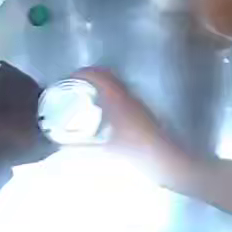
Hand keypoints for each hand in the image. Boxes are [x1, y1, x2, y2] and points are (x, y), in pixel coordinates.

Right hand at [65, 68, 198, 188]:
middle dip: (91, 76)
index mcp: (117, 99)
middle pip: (107, 76)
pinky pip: (122, 94)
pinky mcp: (142, 111)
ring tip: (86, 96)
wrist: (165, 159)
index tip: (70, 77)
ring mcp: (137, 102)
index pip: (98, 76)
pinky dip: (110, 95)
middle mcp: (127, 96)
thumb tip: (67, 149)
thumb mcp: (107, 149)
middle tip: (76, 84)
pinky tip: (104, 111)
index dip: (83, 73)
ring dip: (101, 85)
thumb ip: (86, 148)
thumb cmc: (136, 151)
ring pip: (116, 85)